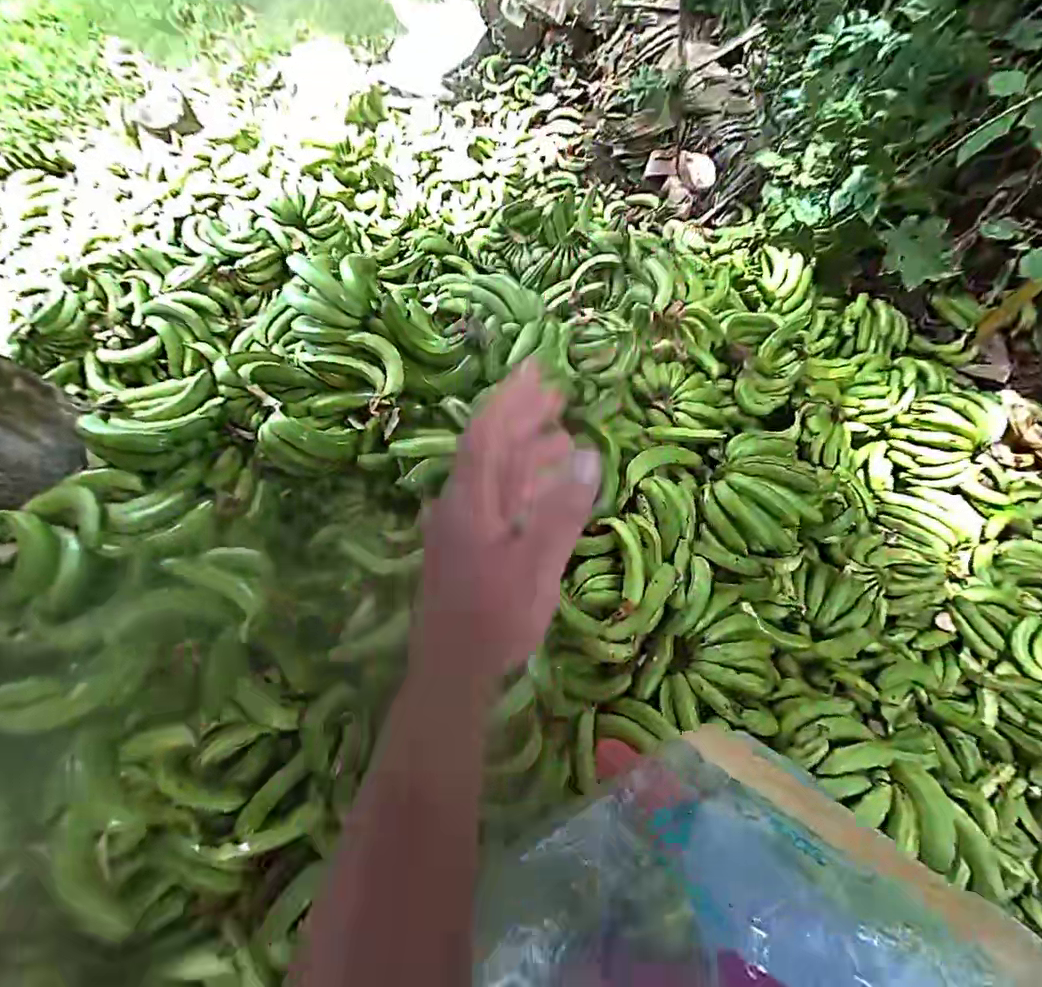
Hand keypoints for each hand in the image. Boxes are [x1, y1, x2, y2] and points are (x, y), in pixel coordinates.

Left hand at [413, 363, 599, 687]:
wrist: (451, 671)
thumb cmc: (494, 620)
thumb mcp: (536, 566)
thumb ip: (561, 512)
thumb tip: (590, 455)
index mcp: (468, 501)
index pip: (486, 433)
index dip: (509, 398)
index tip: (536, 369)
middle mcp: (457, 504)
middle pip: (488, 448)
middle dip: (521, 418)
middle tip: (558, 396)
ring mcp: (457, 526)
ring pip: (492, 476)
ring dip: (524, 452)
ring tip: (562, 437)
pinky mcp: (463, 547)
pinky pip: (493, 500)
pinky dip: (519, 486)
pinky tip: (540, 487)